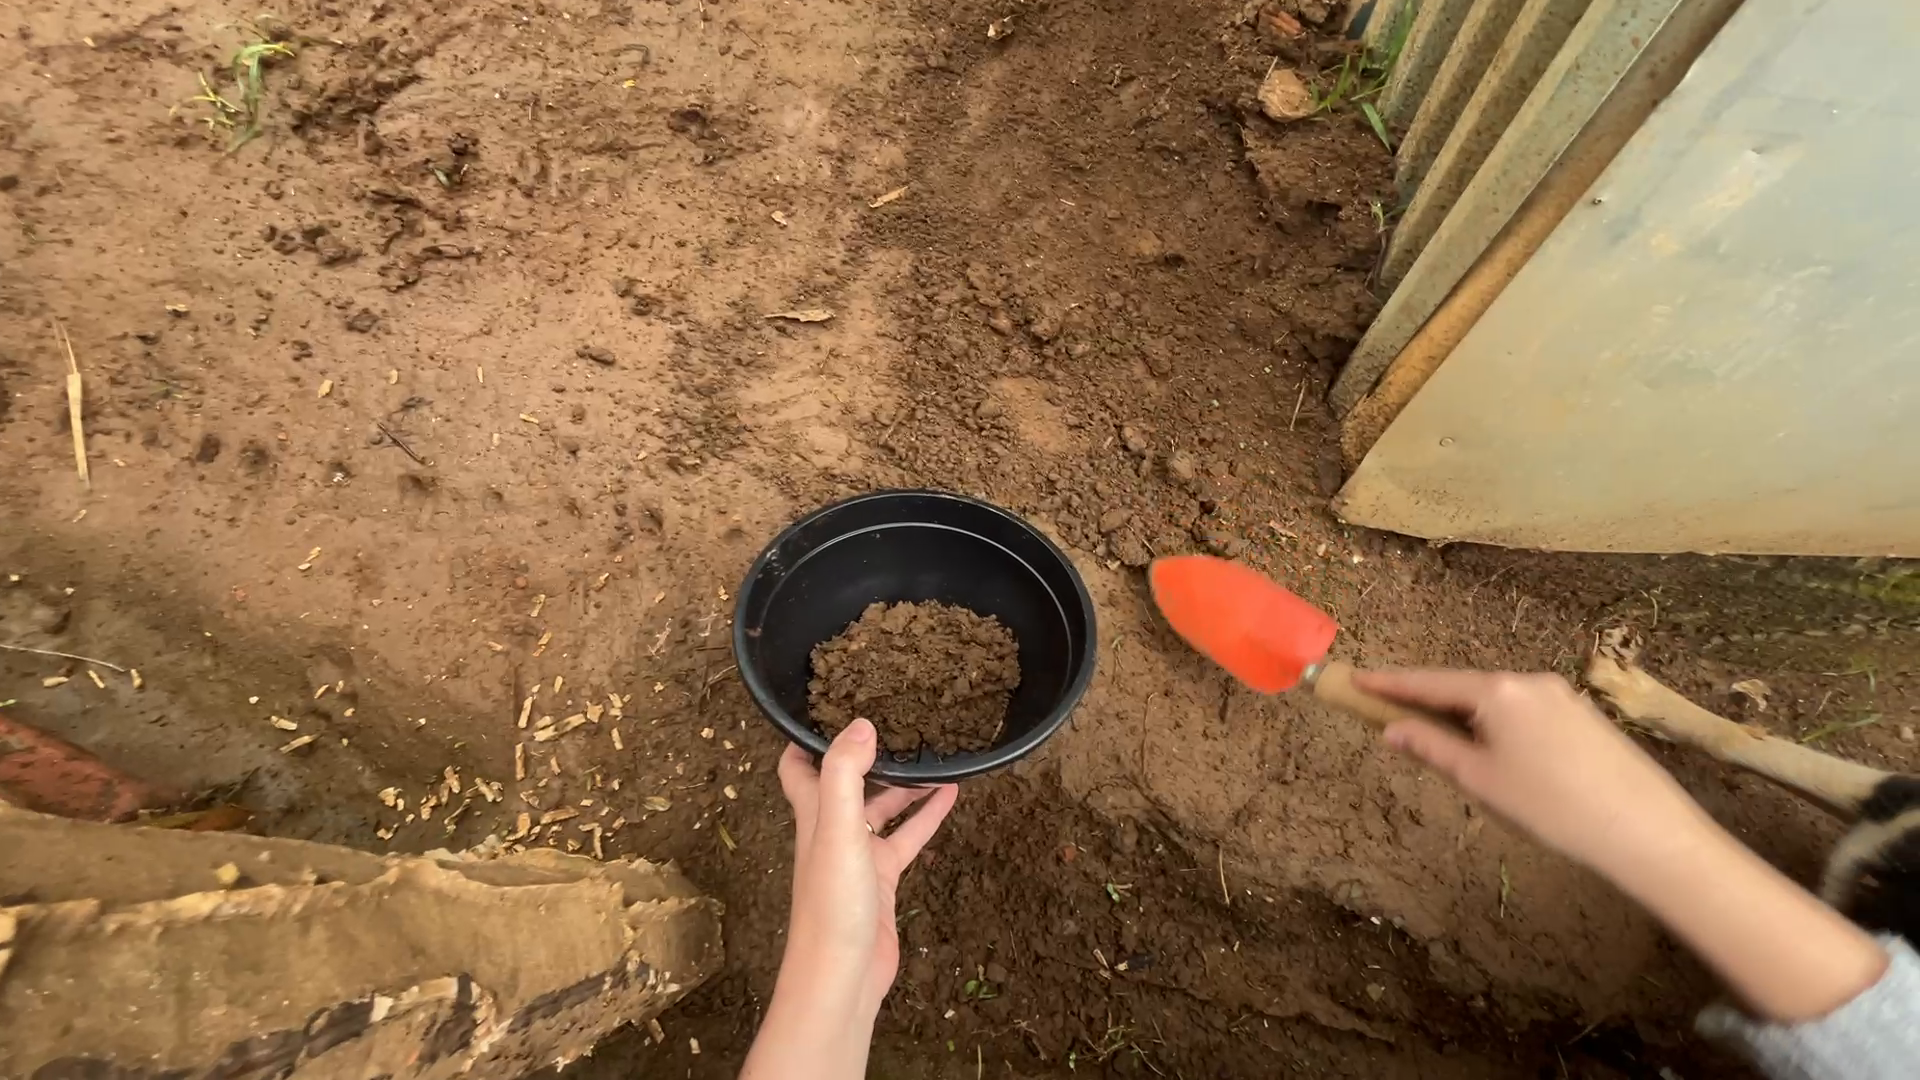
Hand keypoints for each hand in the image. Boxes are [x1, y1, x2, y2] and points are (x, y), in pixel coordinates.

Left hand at [742, 719, 956, 1079]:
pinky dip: (927, 814)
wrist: (843, 978)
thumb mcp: (837, 829)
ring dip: (904, 781)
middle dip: (868, 752)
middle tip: (897, 719)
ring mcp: (859, 854)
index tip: (831, 704)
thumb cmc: (833, 904)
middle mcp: (832, 828)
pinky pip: (908, 836)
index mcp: (813, 812)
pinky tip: (952, 794)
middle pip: (847, 780)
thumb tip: (861, 724)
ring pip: (883, 806)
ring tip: (932, 750)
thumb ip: (845, 774)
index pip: (797, 765)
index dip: (806, 737)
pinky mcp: (883, 878)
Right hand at [1360, 668, 1888, 1022]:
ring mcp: (1561, 696)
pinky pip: (1520, 708)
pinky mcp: (1583, 715)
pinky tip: (1488, 743)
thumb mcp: (1479, 779)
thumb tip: (1391, 729)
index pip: (1427, 682)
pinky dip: (1491, 719)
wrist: (1656, 838)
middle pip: (1459, 685)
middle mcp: (1528, 681)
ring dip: (1459, 711)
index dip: (1386, 683)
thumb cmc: (1553, 807)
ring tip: (1435, 732)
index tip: (1353, 678)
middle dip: (1423, 697)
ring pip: (1491, 698)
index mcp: (1497, 691)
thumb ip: (1429, 746)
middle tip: (1387, 708)